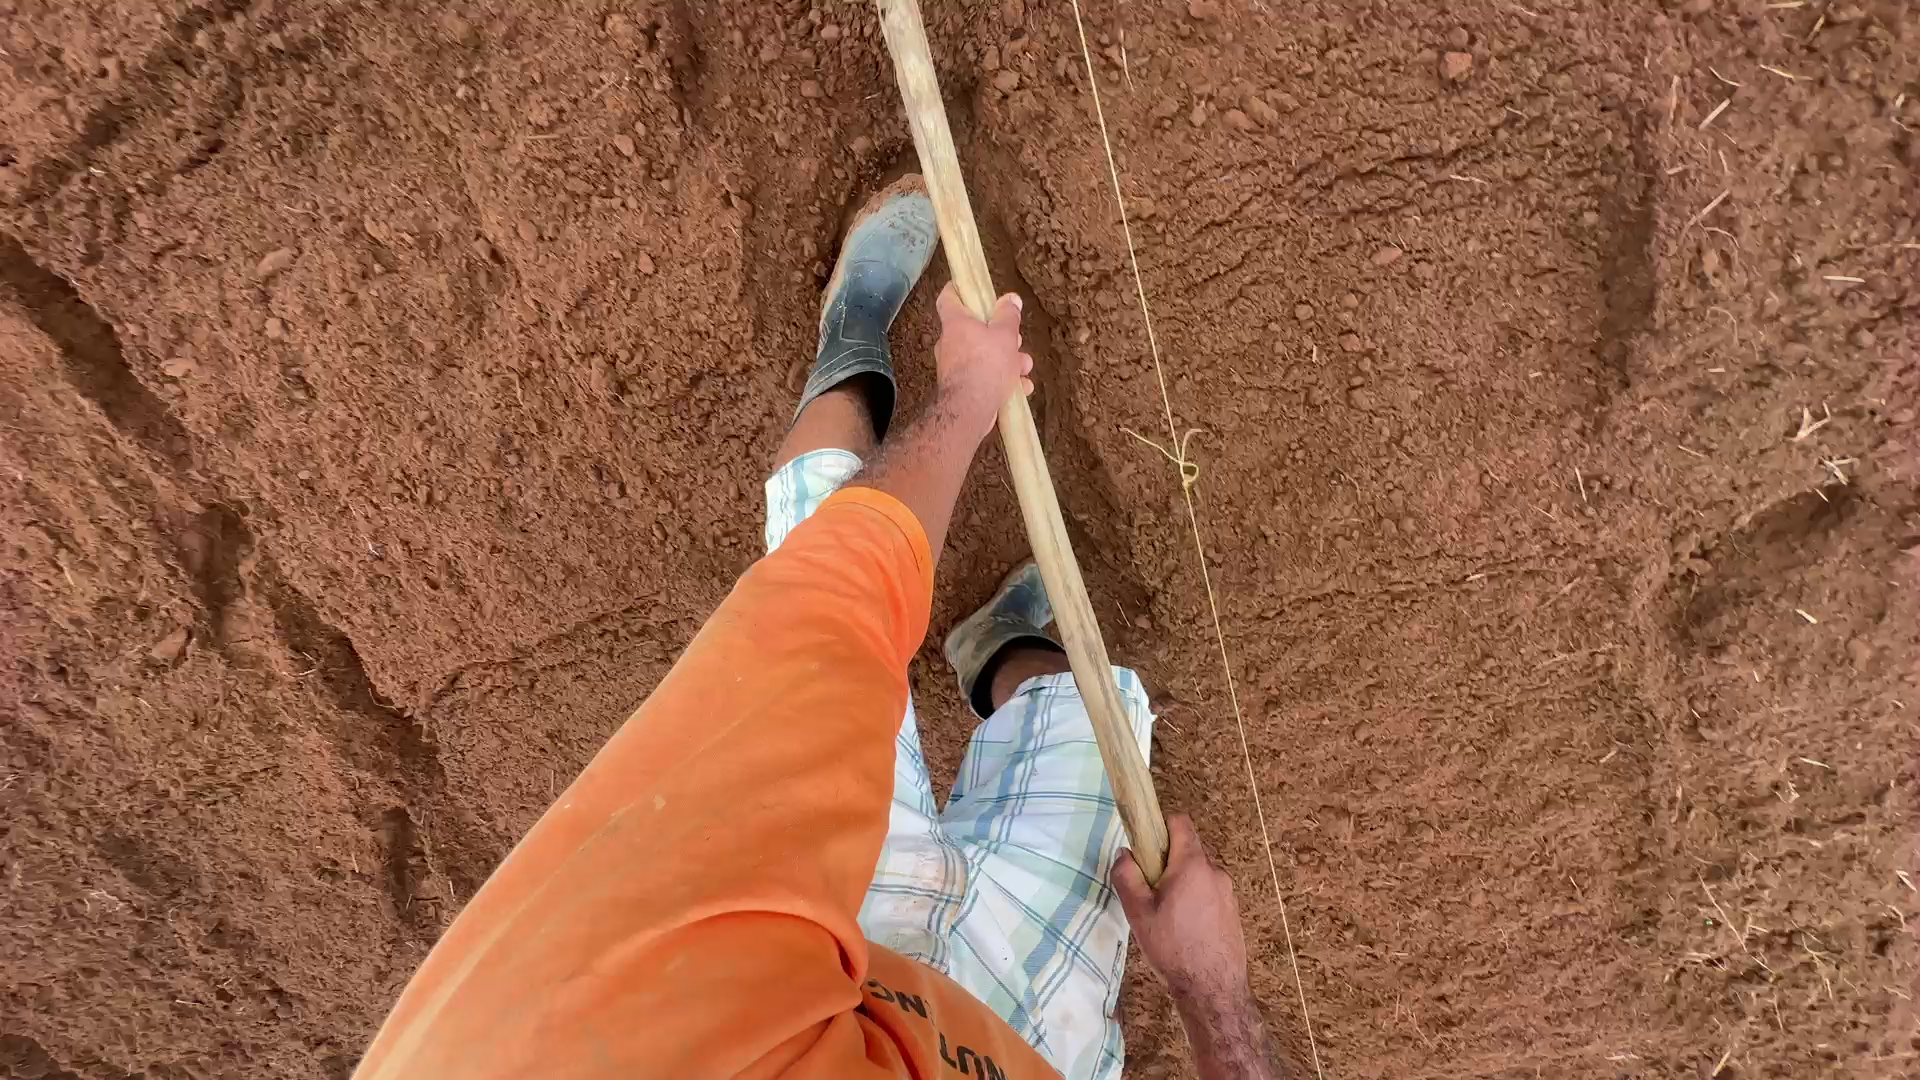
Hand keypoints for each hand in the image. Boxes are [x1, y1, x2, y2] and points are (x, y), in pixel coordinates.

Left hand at [932, 283, 1033, 441]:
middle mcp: (950, 344)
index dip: (959, 289)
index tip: (970, 287)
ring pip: (983, 357)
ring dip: (1006, 361)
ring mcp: (953, 368)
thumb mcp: (1005, 335)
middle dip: (1001, 336)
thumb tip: (1011, 299)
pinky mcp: (961, 389)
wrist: (970, 410)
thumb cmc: (986, 366)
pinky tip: (1020, 389)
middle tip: (1016, 342)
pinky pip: (983, 379)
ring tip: (1025, 368)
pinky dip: (1002, 381)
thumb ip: (1009, 316)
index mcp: (956, 323)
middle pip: (975, 331)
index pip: (949, 297)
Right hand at [1113, 814, 1249, 1000]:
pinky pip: (1209, 891)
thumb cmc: (1173, 948)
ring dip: (1181, 880)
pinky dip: (1195, 898)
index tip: (1146, 844)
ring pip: (1198, 871)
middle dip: (1167, 859)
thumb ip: (1126, 875)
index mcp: (1192, 864)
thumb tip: (1125, 854)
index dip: (1160, 825)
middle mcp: (1215, 871)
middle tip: (1150, 887)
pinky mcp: (1233, 912)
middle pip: (1188, 847)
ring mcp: (1228, 892)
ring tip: (1166, 913)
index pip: (1180, 821)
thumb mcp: (1137, 911)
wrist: (1213, 993)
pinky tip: (1184, 928)